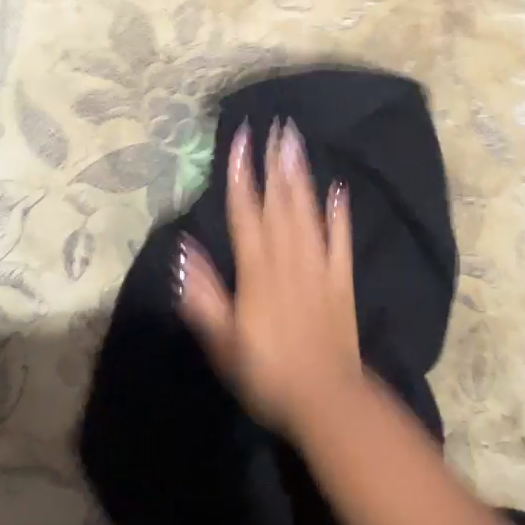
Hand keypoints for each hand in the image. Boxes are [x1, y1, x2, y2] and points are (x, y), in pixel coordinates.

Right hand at [177, 118, 363, 435]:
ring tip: (297, 142)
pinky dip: (339, 213)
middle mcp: (288, 259)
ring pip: (307, 212)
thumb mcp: (224, 341)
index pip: (245, 212)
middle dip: (275, 163)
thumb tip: (182, 251)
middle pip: (279, 203)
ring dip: (301, 176)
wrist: (326, 398)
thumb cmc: (266, 373)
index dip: (240, 174)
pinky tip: (338, 189)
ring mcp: (318, 266)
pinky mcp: (341, 280)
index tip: (240, 140)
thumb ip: (203, 295)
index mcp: (257, 271)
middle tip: (275, 126)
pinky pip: (340, 239)